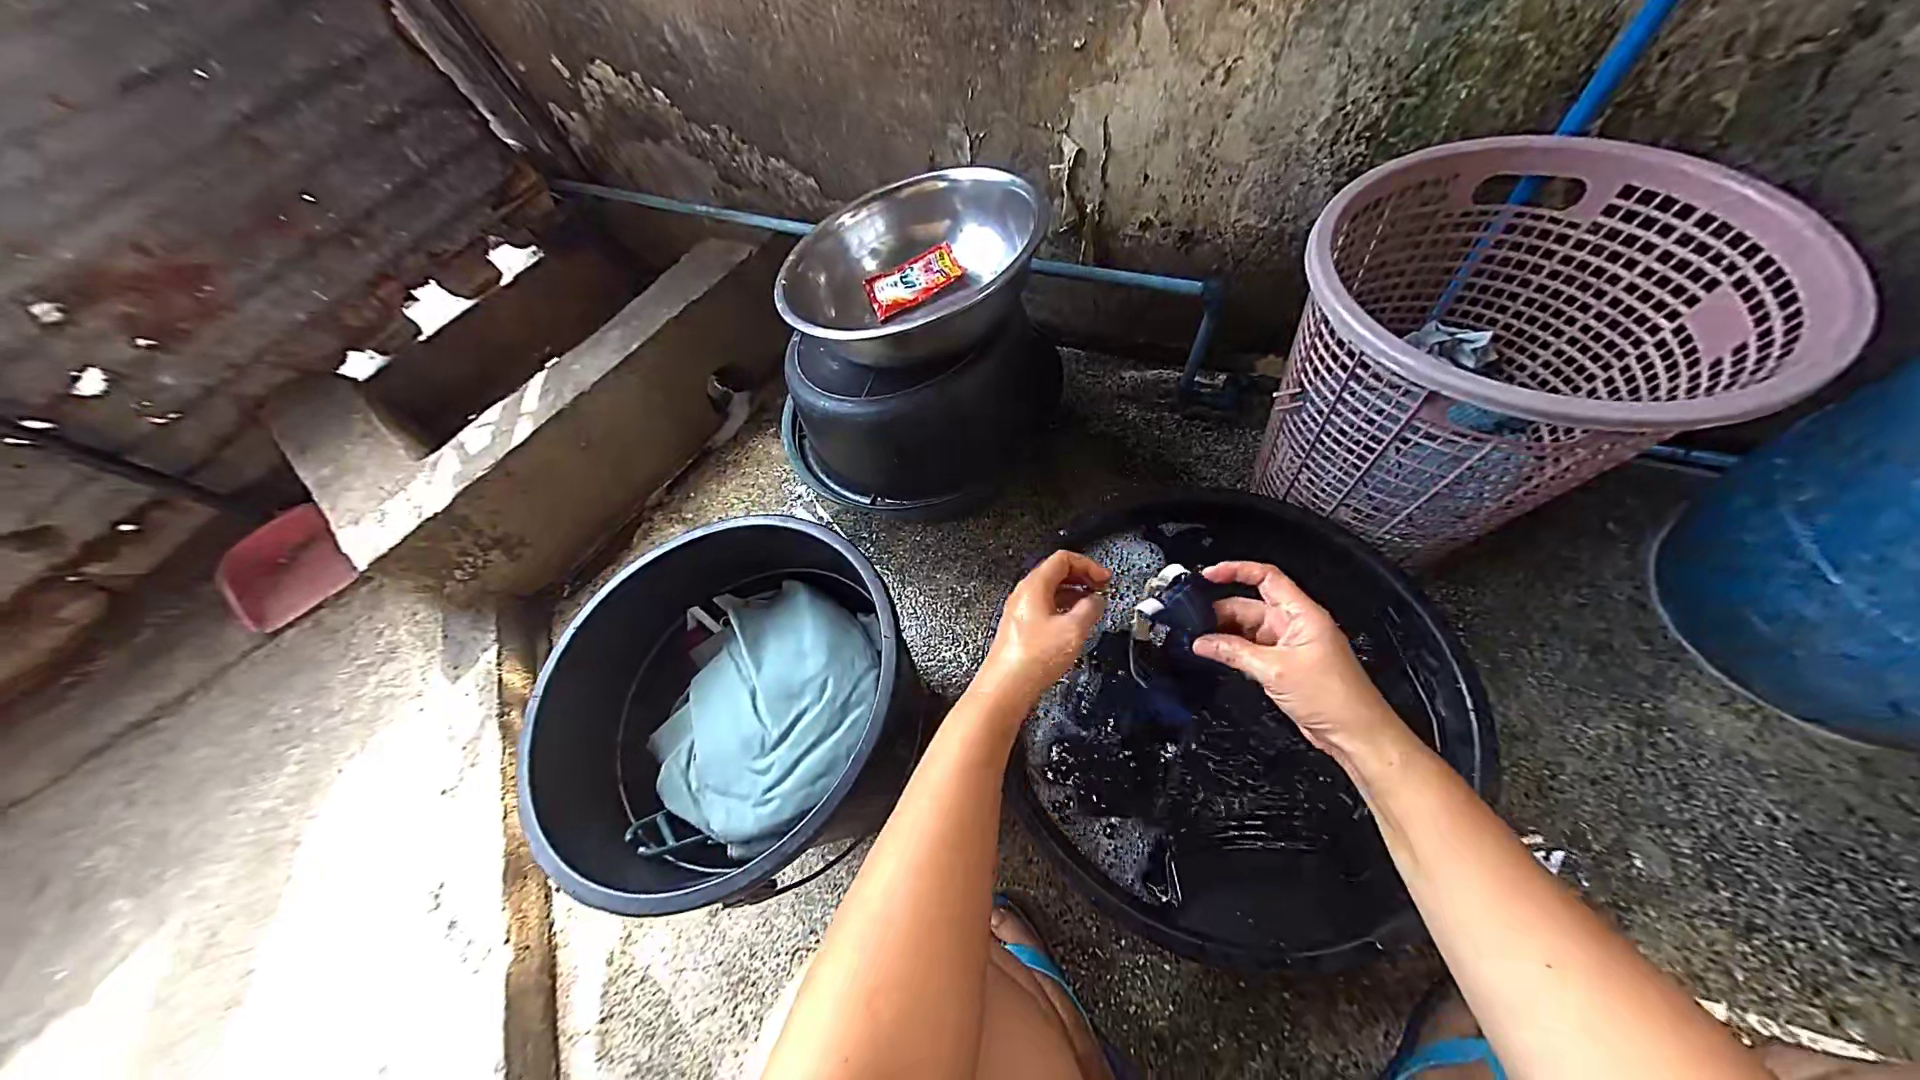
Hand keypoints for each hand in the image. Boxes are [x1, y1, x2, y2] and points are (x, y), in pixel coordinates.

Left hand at [977, 551, 1110, 706]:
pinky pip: (1045, 608)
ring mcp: (1020, 611)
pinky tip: (1074, 624)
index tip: (1104, 577)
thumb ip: (1090, 609)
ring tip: (1092, 606)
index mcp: (1034, 586)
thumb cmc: (1031, 658)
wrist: (1006, 686)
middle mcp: (1024, 595)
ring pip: (1051, 591)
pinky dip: (1063, 609)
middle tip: (1101, 588)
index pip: (1063, 559)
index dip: (1088, 565)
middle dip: (1083, 577)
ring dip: (1074, 594)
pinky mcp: (1021, 628)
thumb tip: (1097, 601)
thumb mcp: (1074, 629)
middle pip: (1056, 572)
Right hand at [1191, 561, 1406, 760]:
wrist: (1355, 733)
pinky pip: (1252, 649)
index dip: (1236, 571)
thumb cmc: (1337, 699)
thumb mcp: (1275, 670)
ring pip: (1248, 629)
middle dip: (1222, 611)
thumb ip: (1234, 652)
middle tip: (1196, 621)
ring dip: (1225, 634)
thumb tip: (1204, 642)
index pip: (1266, 577)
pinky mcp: (1285, 665)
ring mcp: (1290, 645)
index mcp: (1302, 615)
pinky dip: (1233, 650)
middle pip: (1251, 605)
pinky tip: (1217, 655)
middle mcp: (1296, 625)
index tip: (1210, 575)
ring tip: (1202, 641)